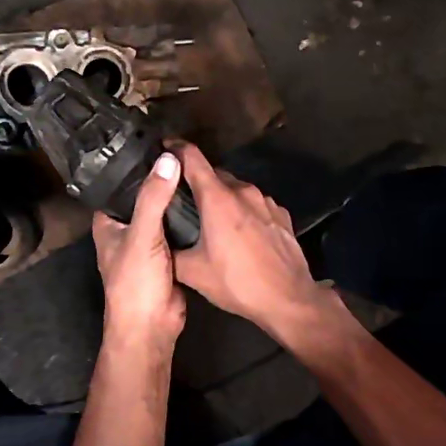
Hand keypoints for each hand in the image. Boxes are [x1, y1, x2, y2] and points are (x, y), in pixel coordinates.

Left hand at [92, 151, 187, 346]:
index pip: (120, 185)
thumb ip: (153, 197)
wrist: (152, 326)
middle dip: (163, 181)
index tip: (160, 144)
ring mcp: (149, 244)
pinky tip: (207, 203)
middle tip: (188, 155)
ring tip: (200, 172)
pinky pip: (180, 231)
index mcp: (108, 223)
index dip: (137, 166)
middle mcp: (126, 230)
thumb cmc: (135, 281)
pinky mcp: (170, 256)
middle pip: (145, 198)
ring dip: (179, 201)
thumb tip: (168, 158)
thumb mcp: (142, 234)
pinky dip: (191, 220)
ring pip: (164, 214)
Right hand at [171, 143, 338, 340]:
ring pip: (237, 190)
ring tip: (211, 219)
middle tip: (182, 198)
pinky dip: (243, 211)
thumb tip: (157, 241)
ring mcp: (266, 202)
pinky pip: (255, 205)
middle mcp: (243, 192)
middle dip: (197, 182)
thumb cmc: (237, 283)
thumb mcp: (193, 273)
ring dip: (222, 198)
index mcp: (218, 198)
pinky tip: (240, 233)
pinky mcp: (281, 216)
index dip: (175, 148)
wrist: (288, 299)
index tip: (164, 147)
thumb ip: (170, 250)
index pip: (192, 158)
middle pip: (214, 174)